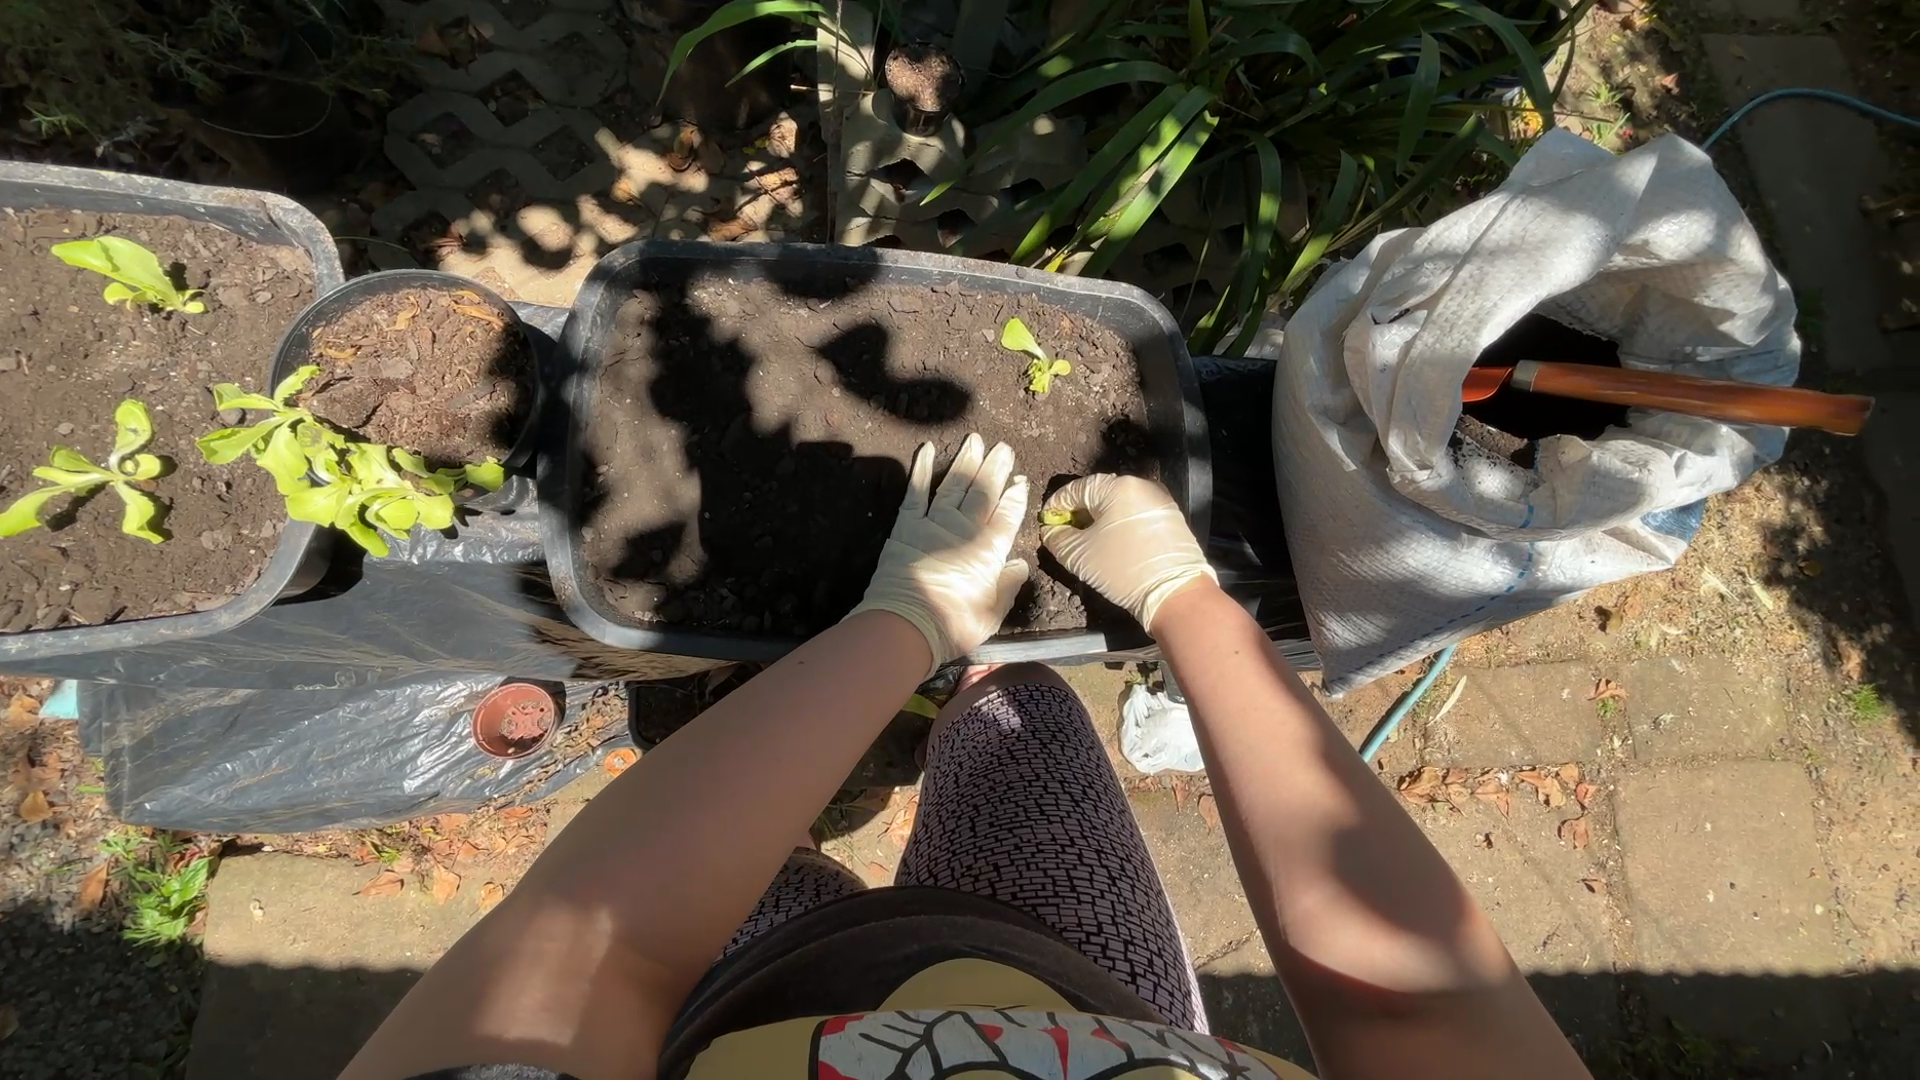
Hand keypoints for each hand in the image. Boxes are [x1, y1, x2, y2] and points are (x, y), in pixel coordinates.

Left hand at [849, 433, 1029, 675]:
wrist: (906, 625)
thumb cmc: (954, 625)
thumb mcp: (993, 613)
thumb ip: (1008, 585)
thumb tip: (1019, 563)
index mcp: (989, 551)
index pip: (1007, 516)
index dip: (1015, 496)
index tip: (1020, 478)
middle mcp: (965, 530)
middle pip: (983, 493)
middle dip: (994, 469)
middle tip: (1003, 447)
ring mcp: (934, 523)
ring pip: (954, 485)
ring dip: (965, 461)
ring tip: (975, 439)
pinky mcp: (906, 525)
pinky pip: (915, 491)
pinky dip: (921, 469)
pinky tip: (927, 449)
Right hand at [1041, 474, 1215, 633]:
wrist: (1175, 593)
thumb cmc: (1122, 568)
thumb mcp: (1079, 555)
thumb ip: (1057, 538)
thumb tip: (1050, 530)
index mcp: (1117, 486)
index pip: (1075, 490)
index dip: (1055, 506)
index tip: (1045, 523)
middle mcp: (1141, 486)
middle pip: (1098, 495)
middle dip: (1078, 513)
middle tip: (1065, 534)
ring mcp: (1159, 501)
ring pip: (1118, 506)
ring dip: (1099, 520)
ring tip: (1088, 542)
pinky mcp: (1171, 519)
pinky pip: (1135, 516)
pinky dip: (1119, 526)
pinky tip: (1113, 545)